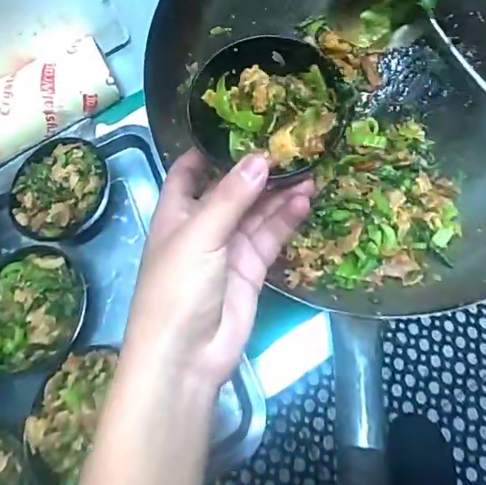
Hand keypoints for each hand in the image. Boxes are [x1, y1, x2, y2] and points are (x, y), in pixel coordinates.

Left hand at [126, 150, 312, 390]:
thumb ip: (231, 196)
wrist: (185, 357)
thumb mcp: (200, 234)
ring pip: (256, 212)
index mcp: (176, 211)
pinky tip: (305, 201)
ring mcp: (227, 248)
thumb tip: (260, 158)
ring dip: (279, 194)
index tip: (239, 127)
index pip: (189, 170)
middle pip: (232, 189)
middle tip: (291, 148)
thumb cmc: (177, 286)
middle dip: (257, 171)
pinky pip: (269, 238)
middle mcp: (202, 225)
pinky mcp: (250, 270)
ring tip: (309, 171)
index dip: (209, 150)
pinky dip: (285, 220)